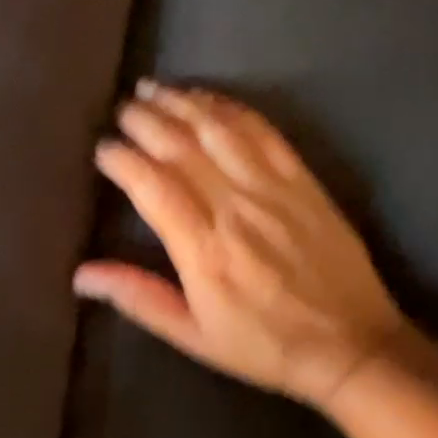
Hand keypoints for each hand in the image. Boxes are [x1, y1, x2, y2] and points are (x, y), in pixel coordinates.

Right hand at [75, 81, 405, 407]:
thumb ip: (137, 297)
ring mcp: (270, 189)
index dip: (120, 158)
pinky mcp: (300, 180)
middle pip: (177, 146)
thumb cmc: (265, 344)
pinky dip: (227, 107)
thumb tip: (79, 276)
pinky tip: (203, 97)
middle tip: (119, 108)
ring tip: (150, 88)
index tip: (102, 149)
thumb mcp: (194, 336)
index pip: (150, 185)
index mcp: (202, 248)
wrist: (357, 349)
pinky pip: (260, 130)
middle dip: (142, 120)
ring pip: (215, 129)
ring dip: (178, 102)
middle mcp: (233, 208)